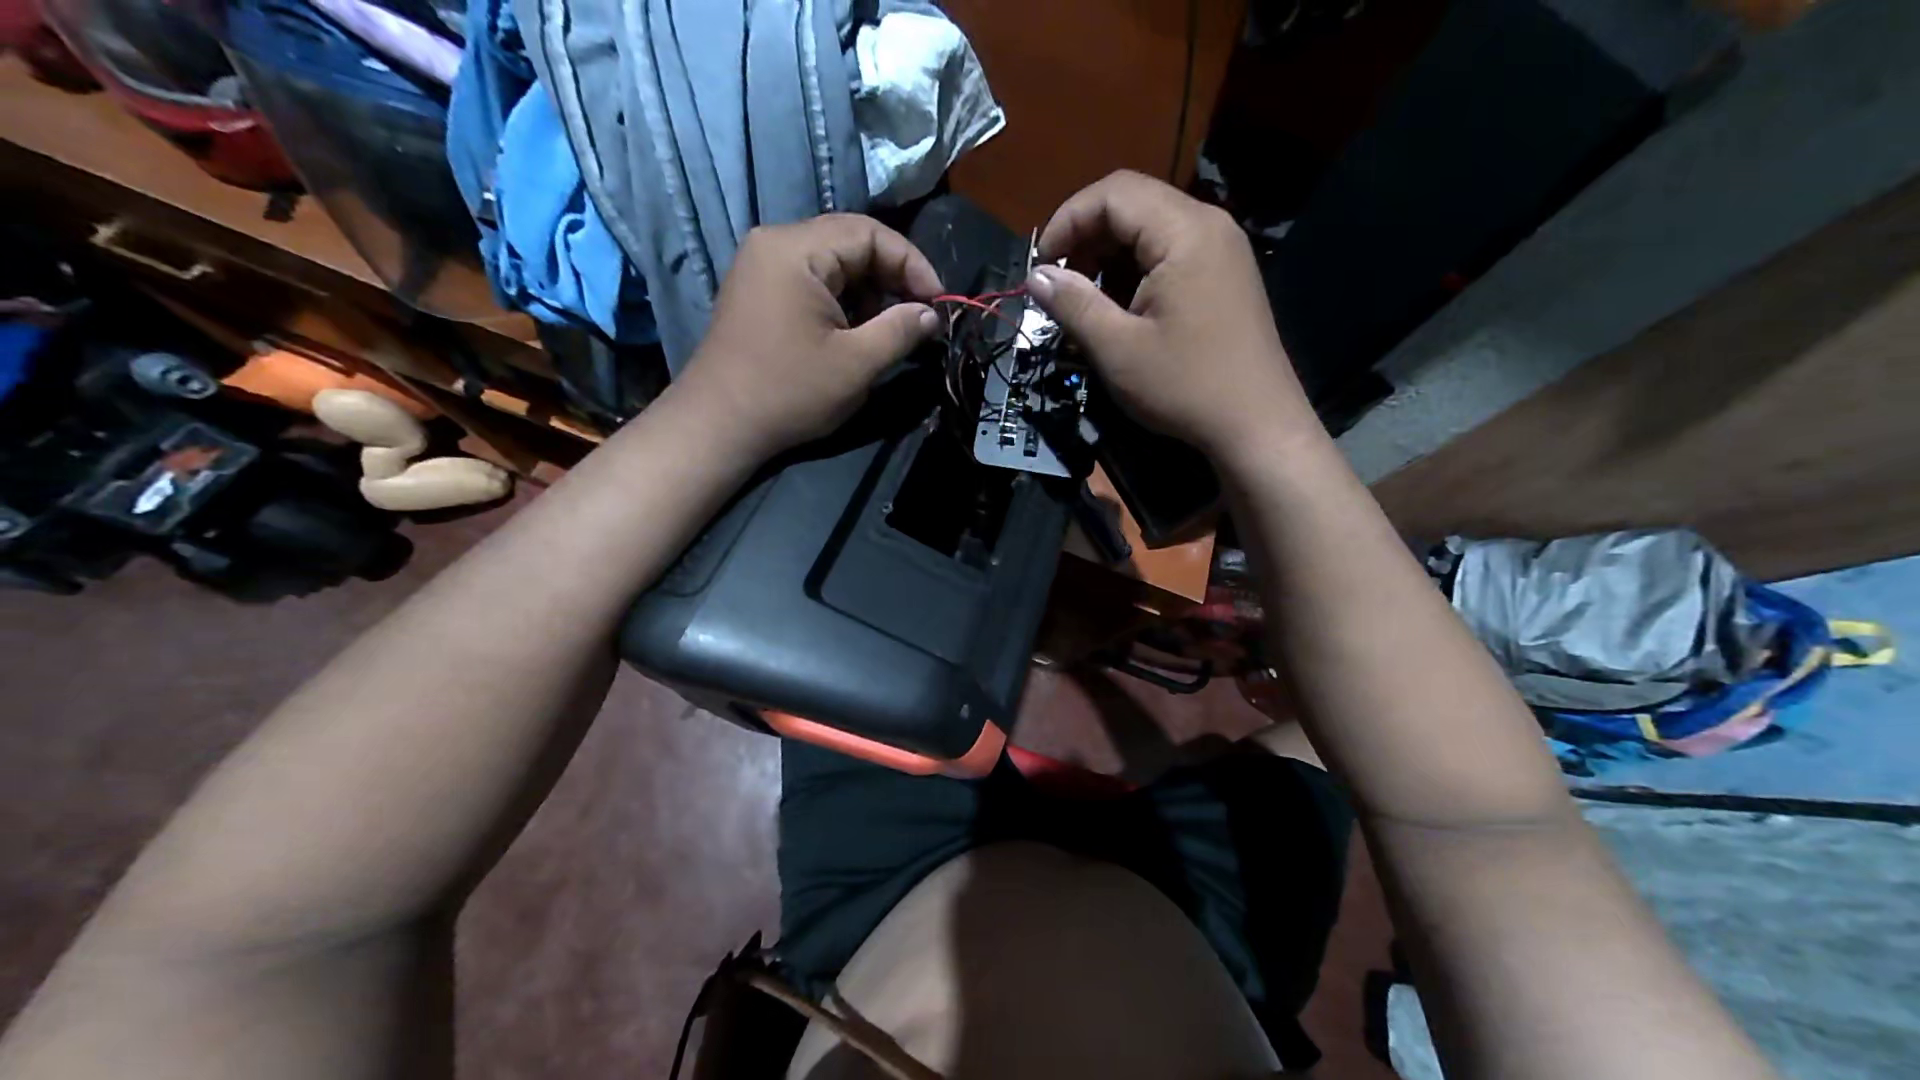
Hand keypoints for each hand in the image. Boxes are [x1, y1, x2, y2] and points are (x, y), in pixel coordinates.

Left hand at [675, 214, 942, 457]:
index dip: (912, 263)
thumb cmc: (789, 392)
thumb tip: (931, 313)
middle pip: (850, 242)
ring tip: (888, 330)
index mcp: (796, 249)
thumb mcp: (856, 364)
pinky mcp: (759, 291)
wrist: (718, 425)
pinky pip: (812, 280)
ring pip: (833, 263)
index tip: (936, 302)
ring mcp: (762, 266)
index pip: (870, 233)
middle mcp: (775, 244)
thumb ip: (900, 330)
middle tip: (917, 316)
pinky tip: (855, 332)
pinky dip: (842, 301)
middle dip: (891, 278)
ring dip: (868, 292)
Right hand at [1025, 171, 1316, 459]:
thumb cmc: (1185, 386)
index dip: (1067, 220)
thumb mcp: (1117, 349)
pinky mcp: (1224, 273)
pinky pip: (1171, 250)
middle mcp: (1208, 225)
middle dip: (1086, 236)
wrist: (1256, 424)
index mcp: (1184, 232)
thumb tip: (1035, 276)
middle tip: (1059, 282)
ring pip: (1151, 226)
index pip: (1114, 193)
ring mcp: (1222, 248)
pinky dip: (1136, 267)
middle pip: (1133, 202)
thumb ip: (1073, 304)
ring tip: (1085, 298)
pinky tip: (1120, 306)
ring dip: (1109, 253)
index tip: (1041, 265)